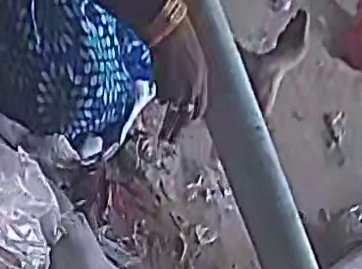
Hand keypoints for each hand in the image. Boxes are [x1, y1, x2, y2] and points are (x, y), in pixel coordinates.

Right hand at [152, 24, 207, 139]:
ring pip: (172, 117)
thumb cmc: (185, 43)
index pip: (200, 109)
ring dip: (167, 130)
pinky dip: (160, 100)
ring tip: (163, 139)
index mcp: (202, 85)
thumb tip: (190, 97)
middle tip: (173, 140)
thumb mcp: (198, 63)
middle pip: (185, 119)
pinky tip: (159, 97)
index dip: (194, 117)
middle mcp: (191, 93)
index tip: (189, 122)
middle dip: (179, 131)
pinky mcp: (163, 92)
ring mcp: (177, 94)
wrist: (170, 36)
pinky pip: (161, 100)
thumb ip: (196, 81)